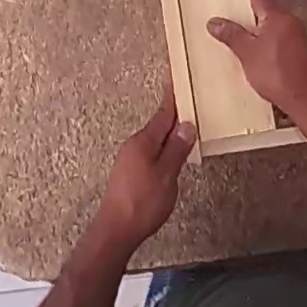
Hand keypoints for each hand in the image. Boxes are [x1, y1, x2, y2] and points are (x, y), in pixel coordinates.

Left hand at [89, 88, 196, 254]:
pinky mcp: (129, 172)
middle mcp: (134, 145)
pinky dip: (163, 148)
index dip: (172, 96)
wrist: (116, 229)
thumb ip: (177, 149)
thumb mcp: (166, 174)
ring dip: (170, 134)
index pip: (163, 113)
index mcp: (143, 141)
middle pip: (159, 125)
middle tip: (189, 101)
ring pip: (155, 140)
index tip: (176, 76)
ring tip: (187, 129)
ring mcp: (130, 158)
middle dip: (174, 115)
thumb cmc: (142, 202)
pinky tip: (172, 156)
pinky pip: (150, 152)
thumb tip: (186, 125)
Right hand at [206, 0, 306, 116]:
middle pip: (264, 13)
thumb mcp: (247, 52)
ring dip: (256, 34)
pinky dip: (265, 45)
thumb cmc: (276, 73)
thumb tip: (214, 22)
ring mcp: (297, 37)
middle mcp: (290, 23)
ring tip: (237, 42)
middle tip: (226, 24)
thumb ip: (231, 35)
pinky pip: (277, 41)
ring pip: (271, 28)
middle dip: (246, 19)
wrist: (303, 99)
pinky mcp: (298, 52)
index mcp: (278, 17)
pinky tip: (254, 56)